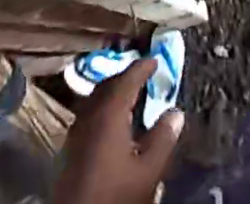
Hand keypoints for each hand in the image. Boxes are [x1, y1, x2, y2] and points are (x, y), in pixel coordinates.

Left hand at [53, 58, 184, 203]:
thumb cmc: (116, 192)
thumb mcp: (148, 170)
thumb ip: (162, 139)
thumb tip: (176, 112)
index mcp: (109, 112)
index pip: (127, 79)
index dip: (142, 67)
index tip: (155, 59)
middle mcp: (90, 111)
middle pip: (109, 84)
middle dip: (127, 76)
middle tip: (145, 74)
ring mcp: (78, 126)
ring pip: (98, 96)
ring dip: (115, 90)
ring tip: (133, 93)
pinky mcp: (73, 141)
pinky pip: (91, 109)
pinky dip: (106, 104)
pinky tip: (115, 119)